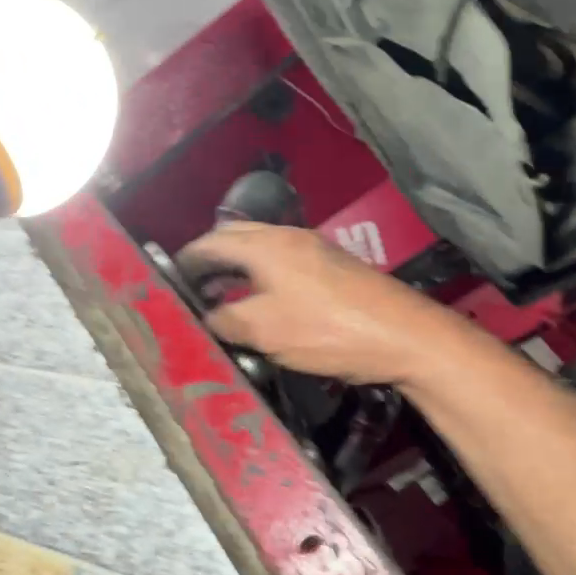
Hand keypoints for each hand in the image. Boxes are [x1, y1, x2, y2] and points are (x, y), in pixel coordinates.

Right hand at [176, 222, 464, 385]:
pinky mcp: (332, 266)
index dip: (184, 262)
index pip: (208, 243)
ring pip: (258, 247)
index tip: (167, 281)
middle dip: (209, 257)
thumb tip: (207, 316)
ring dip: (235, 266)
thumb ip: (224, 320)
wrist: (408, 338)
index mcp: (264, 246)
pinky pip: (280, 259)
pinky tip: (261, 300)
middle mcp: (286, 237)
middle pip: (233, 236)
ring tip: (222, 296)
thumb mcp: (262, 332)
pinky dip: (259, 272)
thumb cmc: (327, 331)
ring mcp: (313, 248)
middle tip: (193, 286)